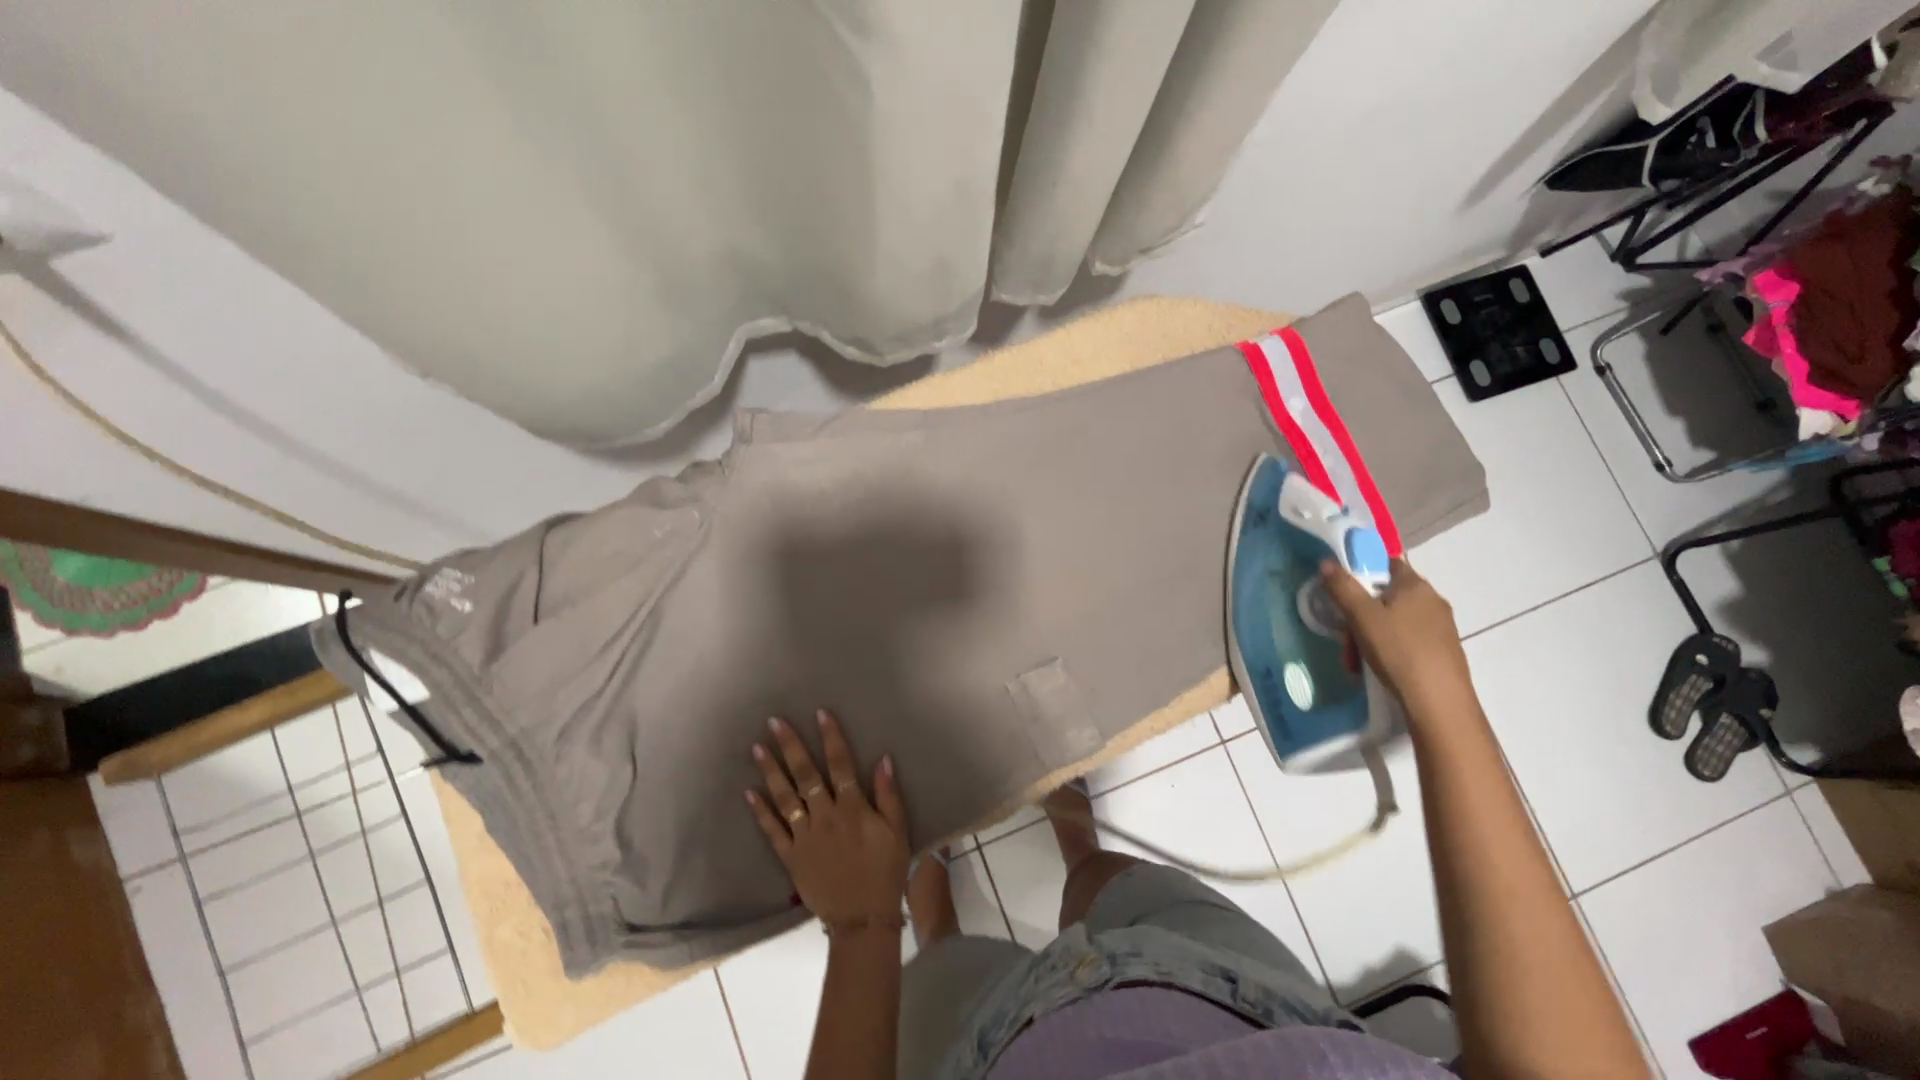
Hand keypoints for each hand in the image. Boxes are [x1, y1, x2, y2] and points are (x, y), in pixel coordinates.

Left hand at [745, 710, 910, 930]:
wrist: (863, 918)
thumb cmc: (886, 872)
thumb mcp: (898, 832)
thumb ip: (888, 795)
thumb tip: (882, 759)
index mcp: (853, 808)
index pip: (841, 764)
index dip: (830, 737)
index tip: (819, 713)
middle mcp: (825, 816)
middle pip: (806, 774)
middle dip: (790, 745)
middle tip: (774, 722)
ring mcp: (805, 836)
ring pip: (784, 797)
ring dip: (770, 771)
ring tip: (757, 748)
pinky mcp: (791, 856)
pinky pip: (772, 830)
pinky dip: (760, 811)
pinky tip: (749, 792)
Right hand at [1320, 557, 1472, 714]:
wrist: (1438, 701)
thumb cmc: (1398, 651)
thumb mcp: (1361, 617)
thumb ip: (1342, 587)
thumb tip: (1326, 562)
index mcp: (1415, 585)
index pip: (1387, 564)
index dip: (1363, 575)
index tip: (1344, 596)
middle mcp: (1433, 600)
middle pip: (1387, 597)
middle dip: (1360, 617)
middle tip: (1347, 642)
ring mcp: (1441, 626)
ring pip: (1396, 621)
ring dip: (1371, 637)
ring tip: (1358, 663)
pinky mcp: (1444, 650)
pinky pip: (1409, 640)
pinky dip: (1390, 650)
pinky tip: (1381, 670)